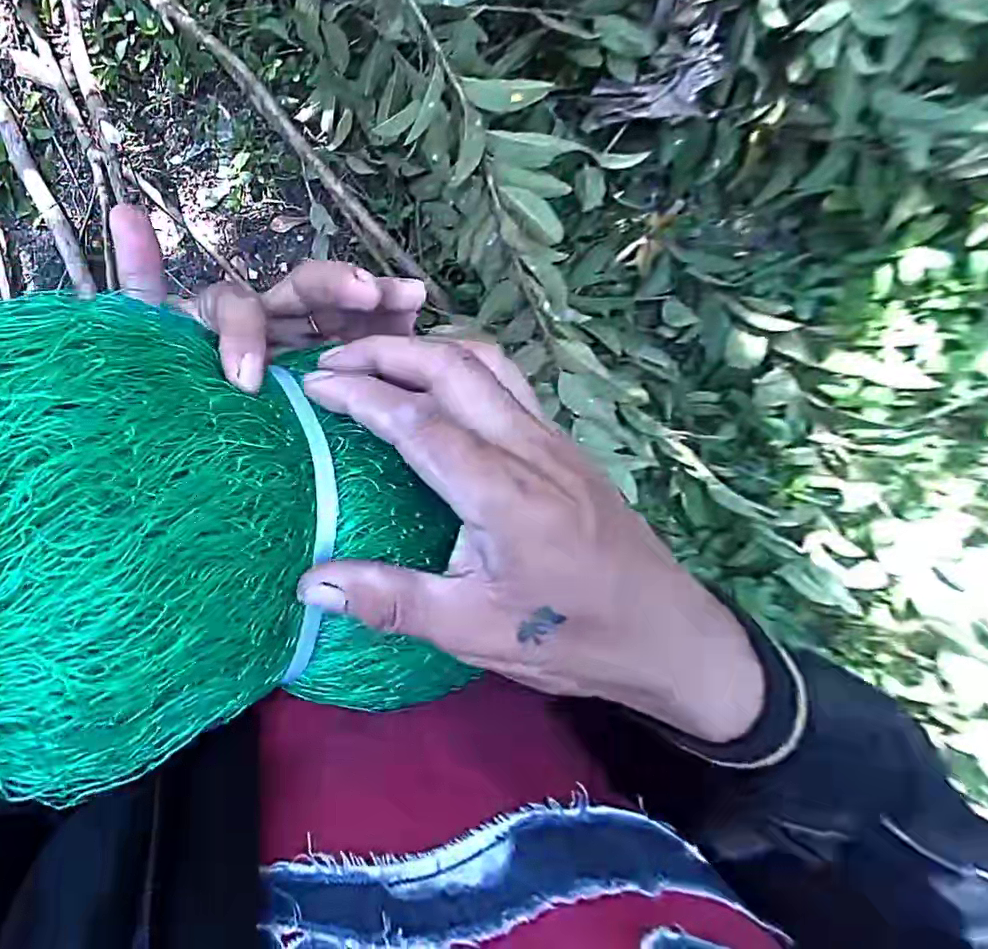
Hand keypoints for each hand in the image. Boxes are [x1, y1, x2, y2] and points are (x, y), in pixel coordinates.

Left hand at [109, 204, 425, 392]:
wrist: (178, 431)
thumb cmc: (163, 376)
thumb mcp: (144, 331)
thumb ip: (140, 277)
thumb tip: (122, 209)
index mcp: (226, 314)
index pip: (239, 306)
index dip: (243, 334)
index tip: (245, 380)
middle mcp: (270, 323)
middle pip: (307, 291)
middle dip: (337, 286)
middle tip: (368, 293)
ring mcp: (304, 348)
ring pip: (344, 317)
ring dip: (379, 302)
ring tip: (412, 299)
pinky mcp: (330, 374)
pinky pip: (364, 352)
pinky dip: (393, 338)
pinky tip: (419, 334)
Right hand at [295, 335, 765, 743]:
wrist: (678, 640)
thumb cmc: (572, 638)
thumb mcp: (472, 633)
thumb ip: (390, 602)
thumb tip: (309, 586)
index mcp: (505, 495)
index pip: (420, 421)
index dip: (360, 394)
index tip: (313, 385)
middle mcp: (531, 449)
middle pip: (452, 367)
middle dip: (383, 352)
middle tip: (330, 360)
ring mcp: (552, 438)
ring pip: (483, 360)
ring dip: (421, 348)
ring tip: (371, 360)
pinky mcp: (561, 441)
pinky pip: (501, 377)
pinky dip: (452, 362)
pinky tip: (429, 385)